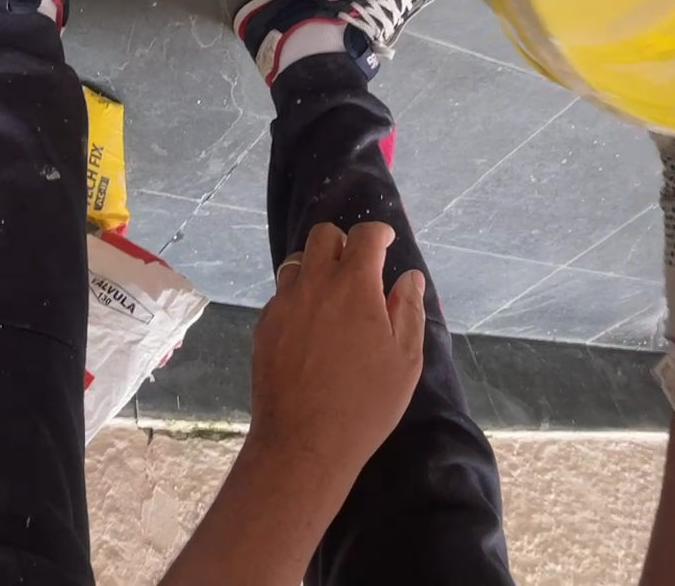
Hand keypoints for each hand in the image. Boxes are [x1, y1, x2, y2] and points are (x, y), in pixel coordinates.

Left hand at [249, 221, 426, 477]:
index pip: (365, 236)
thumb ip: (408, 311)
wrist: (303, 442)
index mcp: (353, 286)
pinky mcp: (264, 322)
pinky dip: (299, 297)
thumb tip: (410, 277)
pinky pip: (282, 294)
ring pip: (298, 262)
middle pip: (323, 235)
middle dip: (343, 242)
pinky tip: (310, 328)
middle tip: (358, 268)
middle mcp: (314, 283)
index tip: (385, 241)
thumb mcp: (404, 361)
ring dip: (317, 268)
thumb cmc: (365, 404)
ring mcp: (284, 301)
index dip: (379, 233)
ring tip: (332, 298)